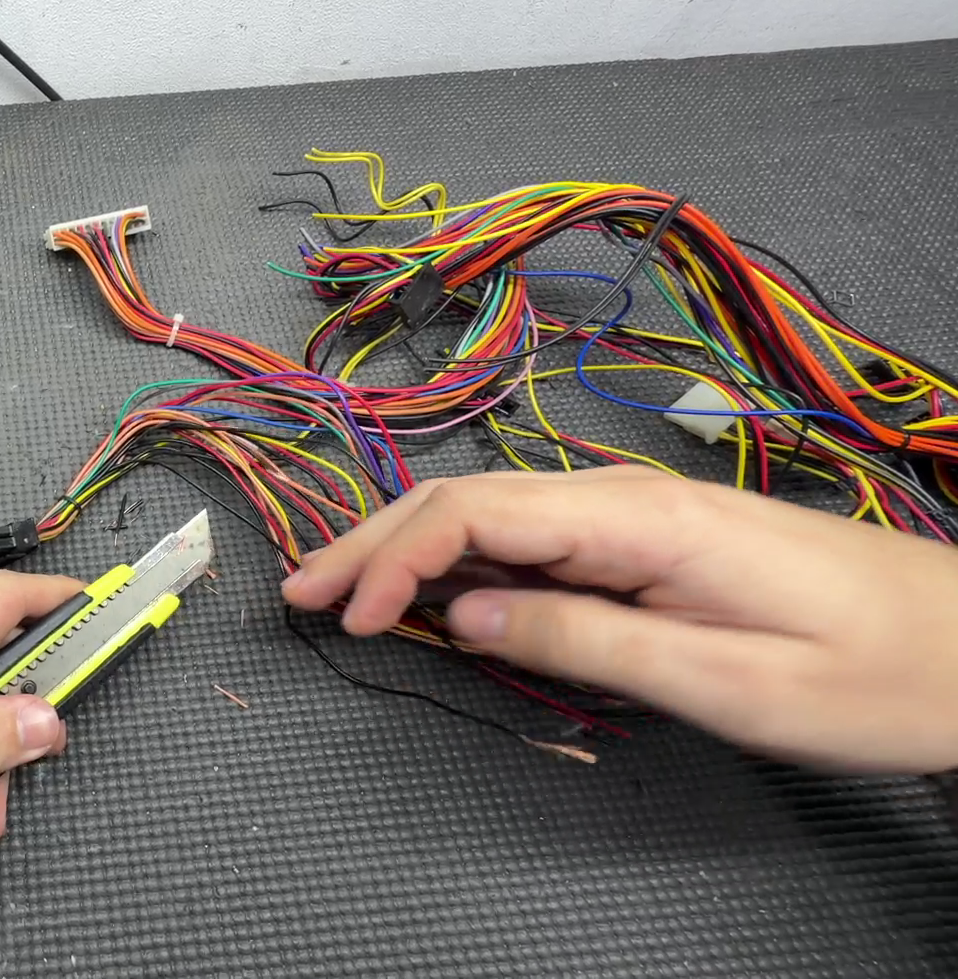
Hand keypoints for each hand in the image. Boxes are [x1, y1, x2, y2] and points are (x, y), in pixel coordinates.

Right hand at [281, 465, 957, 773]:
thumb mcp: (728, 681)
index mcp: (628, 516)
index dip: (394, 561)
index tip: (356, 618)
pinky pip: (503, 540)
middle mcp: (602, 495)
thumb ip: (583, 637)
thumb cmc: (878, 673)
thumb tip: (465, 615)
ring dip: (390, 549)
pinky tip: (409, 589)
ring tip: (330, 586)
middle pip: (449, 502)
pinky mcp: (611, 537)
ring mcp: (605, 512)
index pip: (469, 515)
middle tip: (298, 589)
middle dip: (364, 544)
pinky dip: (439, 563)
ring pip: (466, 515)